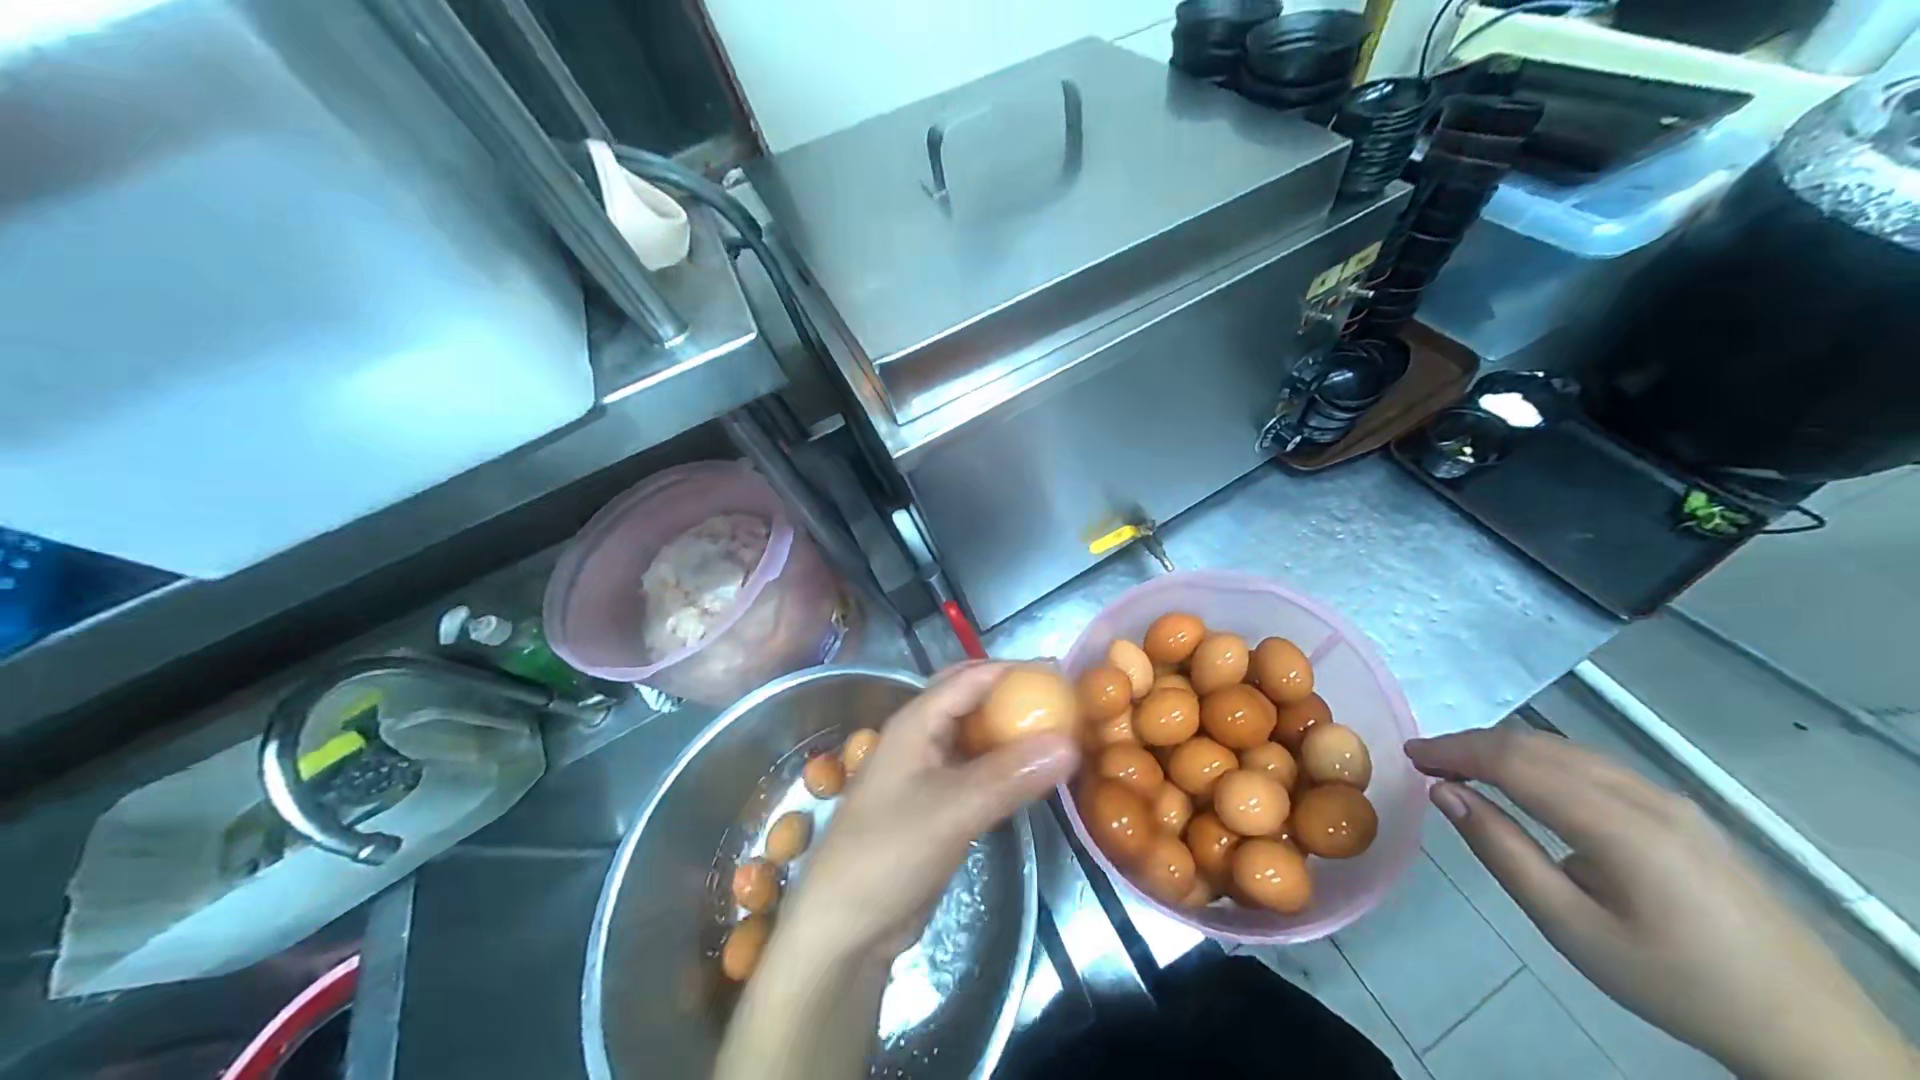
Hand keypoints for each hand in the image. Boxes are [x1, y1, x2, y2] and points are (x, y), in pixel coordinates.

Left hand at [776, 661, 1080, 964]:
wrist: (845, 926)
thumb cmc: (889, 854)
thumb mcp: (953, 810)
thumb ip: (1010, 776)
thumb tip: (1070, 743)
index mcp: (915, 723)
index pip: (970, 678)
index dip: (1014, 671)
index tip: (1062, 676)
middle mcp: (920, 739)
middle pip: (971, 702)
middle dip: (1013, 697)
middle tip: (1062, 704)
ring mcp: (926, 774)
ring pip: (975, 738)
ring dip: (1011, 734)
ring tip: (1058, 736)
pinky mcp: (936, 807)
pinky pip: (977, 773)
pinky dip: (1005, 768)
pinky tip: (1033, 777)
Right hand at [1408, 728, 1917, 1079]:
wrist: (1805, 1026)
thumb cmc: (1671, 980)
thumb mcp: (1571, 927)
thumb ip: (1503, 852)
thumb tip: (1444, 793)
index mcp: (1618, 825)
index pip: (1514, 762)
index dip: (1454, 751)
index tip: (1409, 756)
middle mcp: (1645, 796)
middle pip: (1539, 745)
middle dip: (1472, 744)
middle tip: (1425, 760)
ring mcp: (1670, 800)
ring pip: (1567, 749)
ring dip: (1505, 748)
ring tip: (1462, 768)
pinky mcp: (1683, 812)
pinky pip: (1595, 765)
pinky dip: (1541, 760)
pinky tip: (1525, 781)